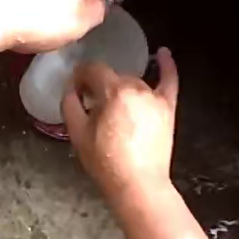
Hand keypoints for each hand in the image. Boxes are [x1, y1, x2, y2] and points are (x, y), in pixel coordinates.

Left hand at [0, 0, 105, 54]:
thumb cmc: (36, 18)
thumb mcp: (81, 23)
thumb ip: (96, 12)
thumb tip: (95, 7)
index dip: (89, 12)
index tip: (80, 29)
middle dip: (62, 9)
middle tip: (56, 33)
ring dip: (39, 10)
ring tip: (31, 31)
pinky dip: (18, 10)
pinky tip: (13, 25)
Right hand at [64, 48, 178, 197]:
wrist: (137, 185)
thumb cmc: (105, 162)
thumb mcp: (76, 132)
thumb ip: (70, 104)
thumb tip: (71, 89)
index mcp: (114, 92)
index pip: (93, 69)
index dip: (80, 77)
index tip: (75, 89)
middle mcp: (137, 89)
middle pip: (112, 76)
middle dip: (98, 85)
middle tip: (89, 105)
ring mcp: (155, 98)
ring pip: (132, 81)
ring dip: (119, 88)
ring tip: (110, 105)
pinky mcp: (167, 109)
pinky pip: (169, 81)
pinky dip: (167, 66)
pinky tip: (163, 53)